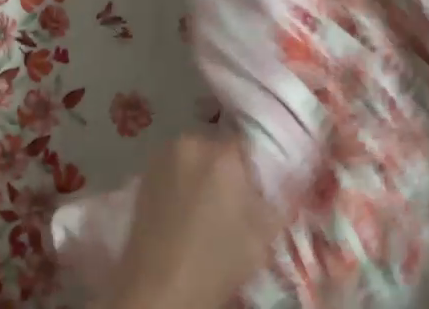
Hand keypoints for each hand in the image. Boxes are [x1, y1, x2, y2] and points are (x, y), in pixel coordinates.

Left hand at [108, 134, 286, 308]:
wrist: (160, 285)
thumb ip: (275, 202)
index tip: (259, 185)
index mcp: (223, 155)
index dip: (257, 164)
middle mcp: (191, 143)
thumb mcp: (262, 236)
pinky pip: (174, 165)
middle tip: (235, 198)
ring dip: (204, 169)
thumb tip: (283, 184)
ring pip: (195, 154)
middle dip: (229, 166)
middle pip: (219, 146)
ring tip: (207, 205)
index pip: (250, 142)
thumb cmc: (217, 262)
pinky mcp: (145, 171)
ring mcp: (163, 154)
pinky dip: (182, 177)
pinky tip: (185, 207)